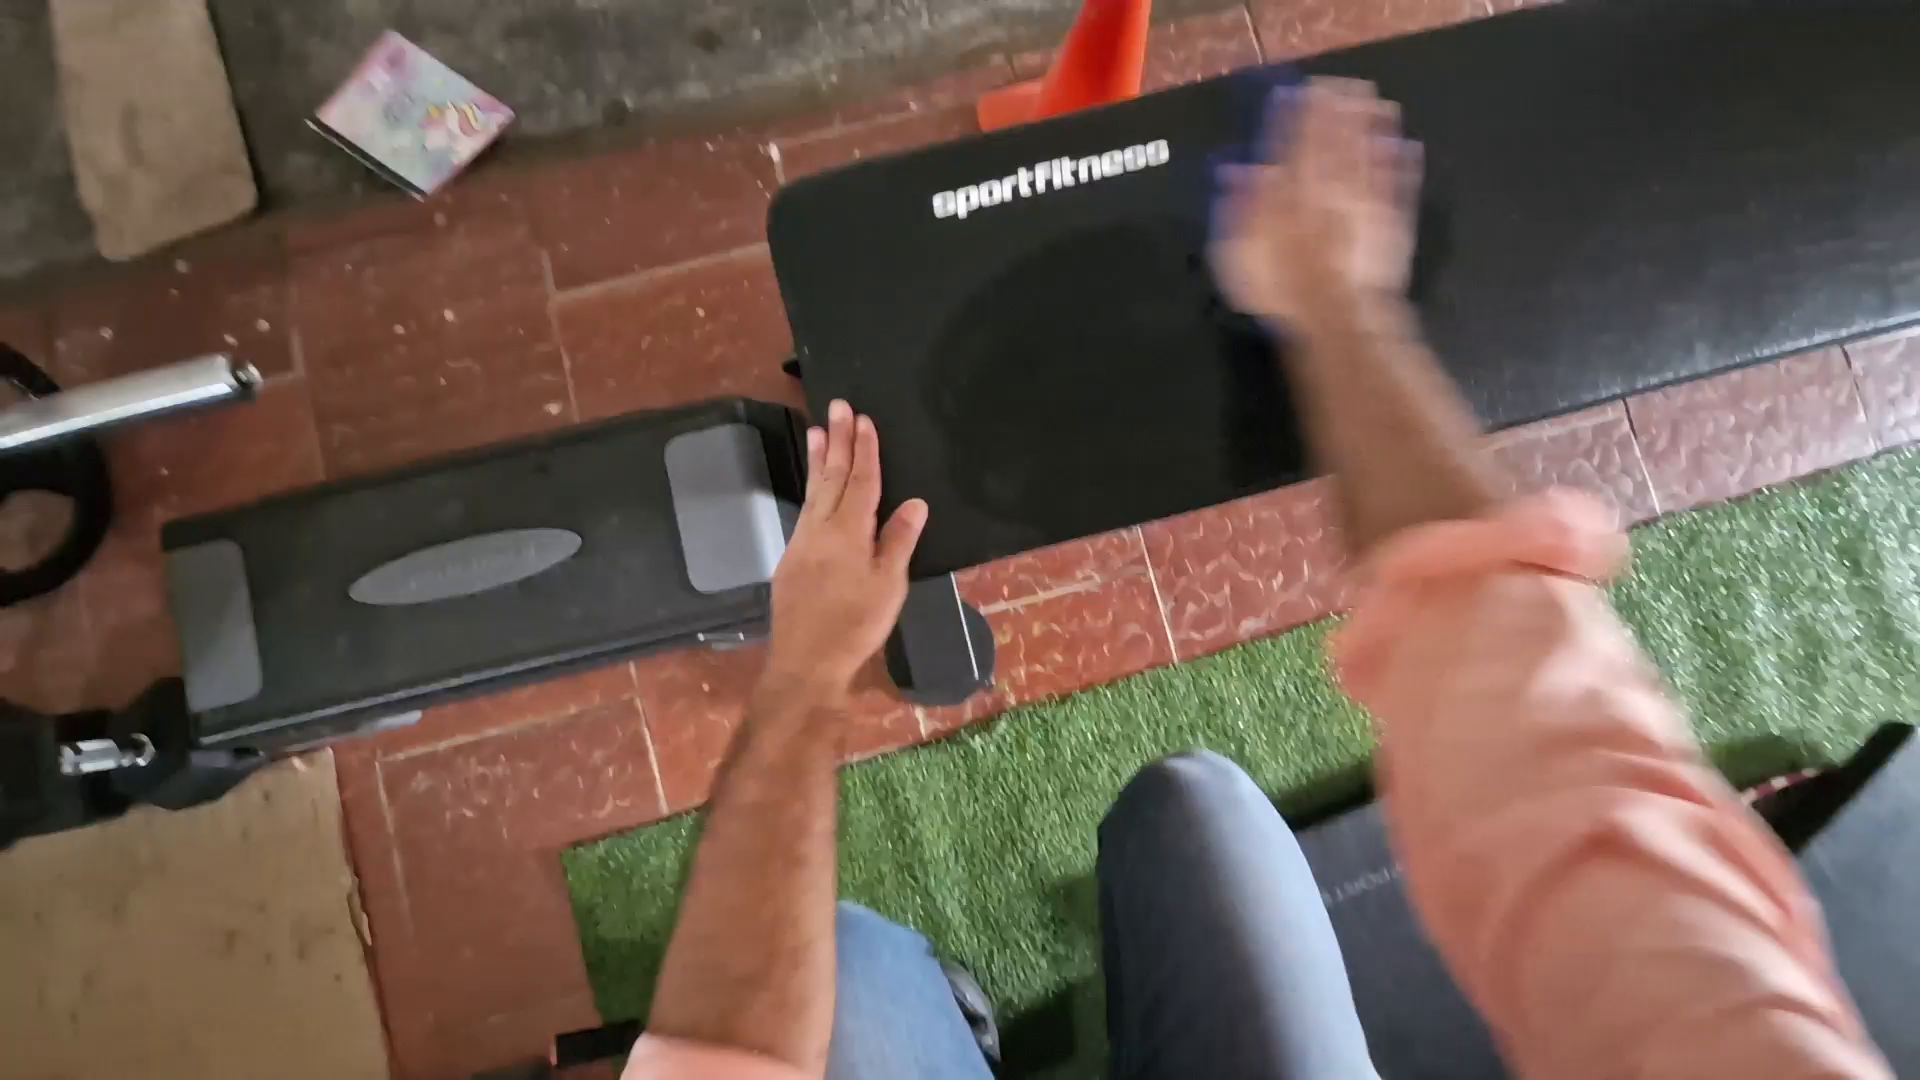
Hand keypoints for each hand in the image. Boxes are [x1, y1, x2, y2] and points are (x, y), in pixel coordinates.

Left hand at [761, 399, 928, 706]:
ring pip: (813, 491)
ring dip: (818, 460)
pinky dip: (810, 488)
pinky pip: (804, 510)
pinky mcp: (791, 558)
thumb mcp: (888, 586)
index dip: (864, 450)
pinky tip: (812, 486)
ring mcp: (802, 542)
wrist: (805, 660)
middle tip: (837, 406)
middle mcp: (821, 529)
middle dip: (838, 441)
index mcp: (850, 532)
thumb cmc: (855, 625)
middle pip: (833, 477)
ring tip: (817, 430)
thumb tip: (915, 502)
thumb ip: (899, 541)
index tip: (863, 419)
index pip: (861, 482)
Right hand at [1210, 78, 1421, 325]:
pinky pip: (1398, 184)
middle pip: (1335, 139)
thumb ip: (1241, 208)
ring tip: (1374, 102)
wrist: (1335, 317)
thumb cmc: (1280, 290)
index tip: (1296, 92)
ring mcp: (1366, 202)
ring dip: (1371, 125)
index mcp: (1292, 193)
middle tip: (1338, 85)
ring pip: (1369, 153)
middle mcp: (1331, 188)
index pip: (1291, 144)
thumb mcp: (1239, 253)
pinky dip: (1400, 162)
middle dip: (1335, 110)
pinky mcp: (1393, 221)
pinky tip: (1404, 146)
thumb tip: (1238, 172)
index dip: (1294, 116)